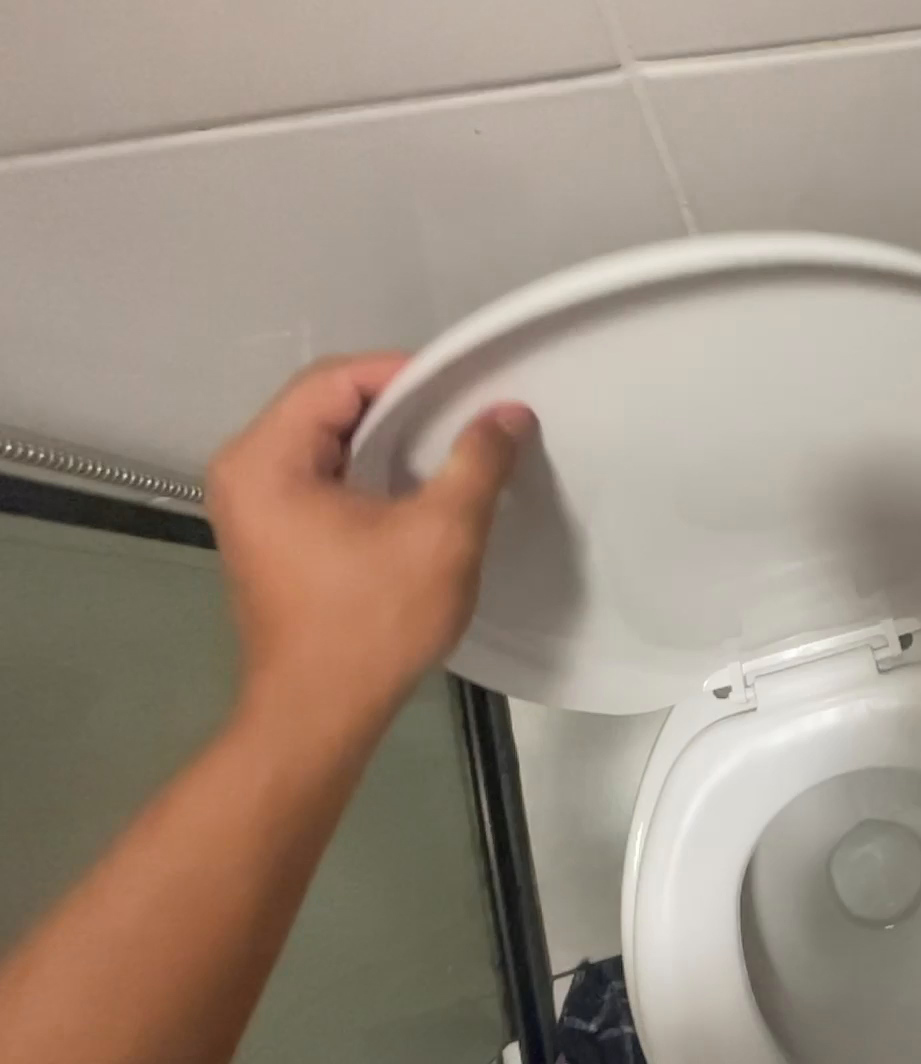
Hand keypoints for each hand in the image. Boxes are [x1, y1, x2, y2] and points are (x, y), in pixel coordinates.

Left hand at [207, 353, 532, 731]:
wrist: (326, 707)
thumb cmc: (376, 616)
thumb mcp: (443, 532)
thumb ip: (478, 462)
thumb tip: (510, 413)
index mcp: (267, 461)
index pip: (334, 381)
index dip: (407, 373)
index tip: (471, 390)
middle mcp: (250, 473)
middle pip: (332, 406)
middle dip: (409, 404)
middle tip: (474, 415)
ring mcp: (263, 507)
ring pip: (337, 442)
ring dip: (400, 438)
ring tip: (462, 447)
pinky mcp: (286, 535)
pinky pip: (337, 477)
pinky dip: (385, 470)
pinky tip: (432, 487)